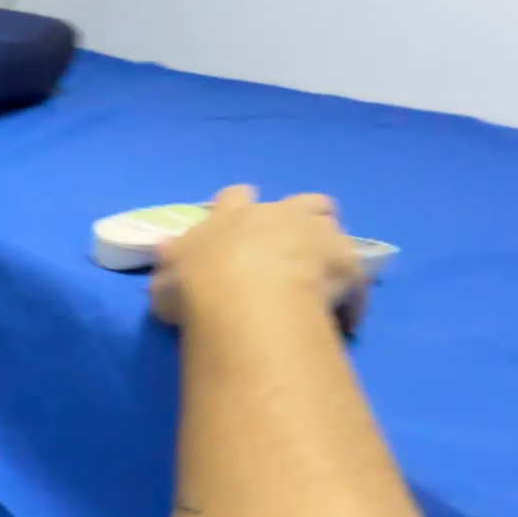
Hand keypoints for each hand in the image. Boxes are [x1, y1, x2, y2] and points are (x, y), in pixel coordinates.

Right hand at [150, 186, 366, 328]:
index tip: (230, 227)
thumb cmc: (194, 287)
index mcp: (231, 216)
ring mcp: (318, 234)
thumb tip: (167, 249)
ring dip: (325, 245)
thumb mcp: (164, 280)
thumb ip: (168, 264)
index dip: (235, 209)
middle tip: (283, 247)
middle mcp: (278, 215)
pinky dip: (347, 297)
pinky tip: (340, 319)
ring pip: (332, 225)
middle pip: (299, 201)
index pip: (234, 197)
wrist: (242, 298)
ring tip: (315, 275)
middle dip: (294, 218)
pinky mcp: (347, 264)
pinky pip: (353, 281)